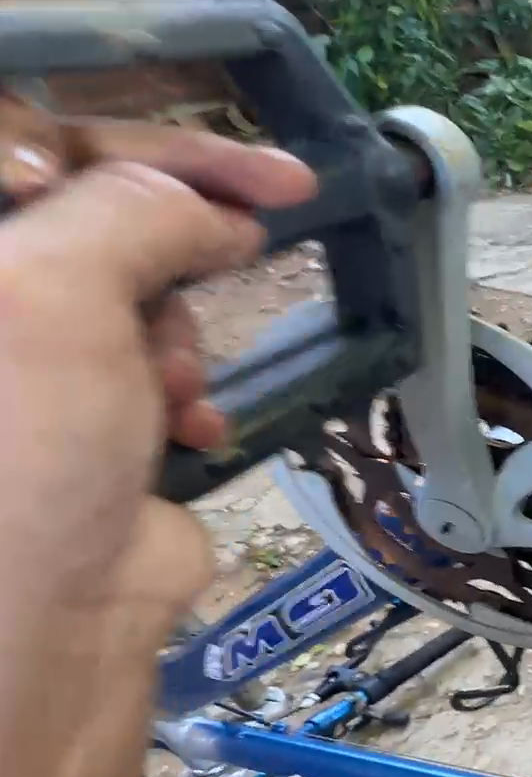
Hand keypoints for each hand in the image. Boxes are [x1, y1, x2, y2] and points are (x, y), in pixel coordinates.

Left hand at [0, 105, 314, 776]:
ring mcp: (4, 359)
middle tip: (257, 237)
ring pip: (128, 288)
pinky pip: (154, 358)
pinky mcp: (71, 413)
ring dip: (178, 330)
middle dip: (168, 239)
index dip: (131, 140)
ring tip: (172, 392)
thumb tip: (213, 200)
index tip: (261, 168)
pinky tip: (188, 425)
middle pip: (72, 210)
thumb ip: (130, 213)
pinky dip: (187, 385)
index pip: (9, 138)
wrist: (25, 638)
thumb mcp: (44, 298)